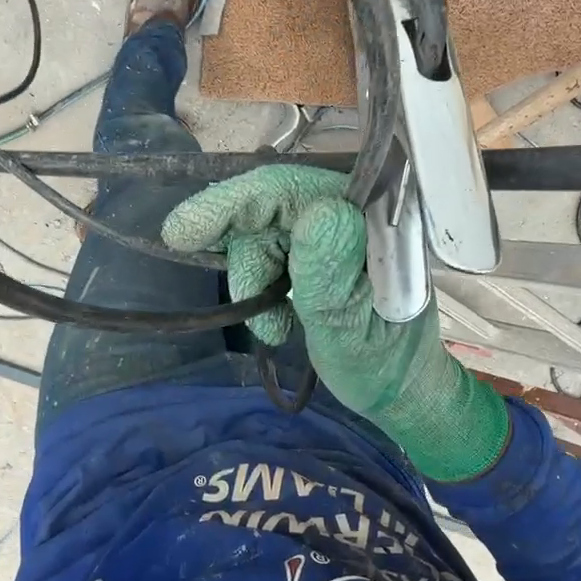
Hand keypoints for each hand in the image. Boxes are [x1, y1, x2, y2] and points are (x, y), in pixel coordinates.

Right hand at [162, 165, 508, 480]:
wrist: (400, 390)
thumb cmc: (381, 366)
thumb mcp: (349, 328)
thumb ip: (328, 272)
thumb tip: (311, 213)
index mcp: (371, 219)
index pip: (290, 190)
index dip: (231, 203)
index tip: (180, 232)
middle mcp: (352, 210)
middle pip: (270, 207)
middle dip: (246, 259)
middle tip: (241, 301)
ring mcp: (336, 228)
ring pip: (264, 233)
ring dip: (256, 281)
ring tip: (275, 330)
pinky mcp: (323, 248)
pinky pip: (274, 251)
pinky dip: (263, 285)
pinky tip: (279, 319)